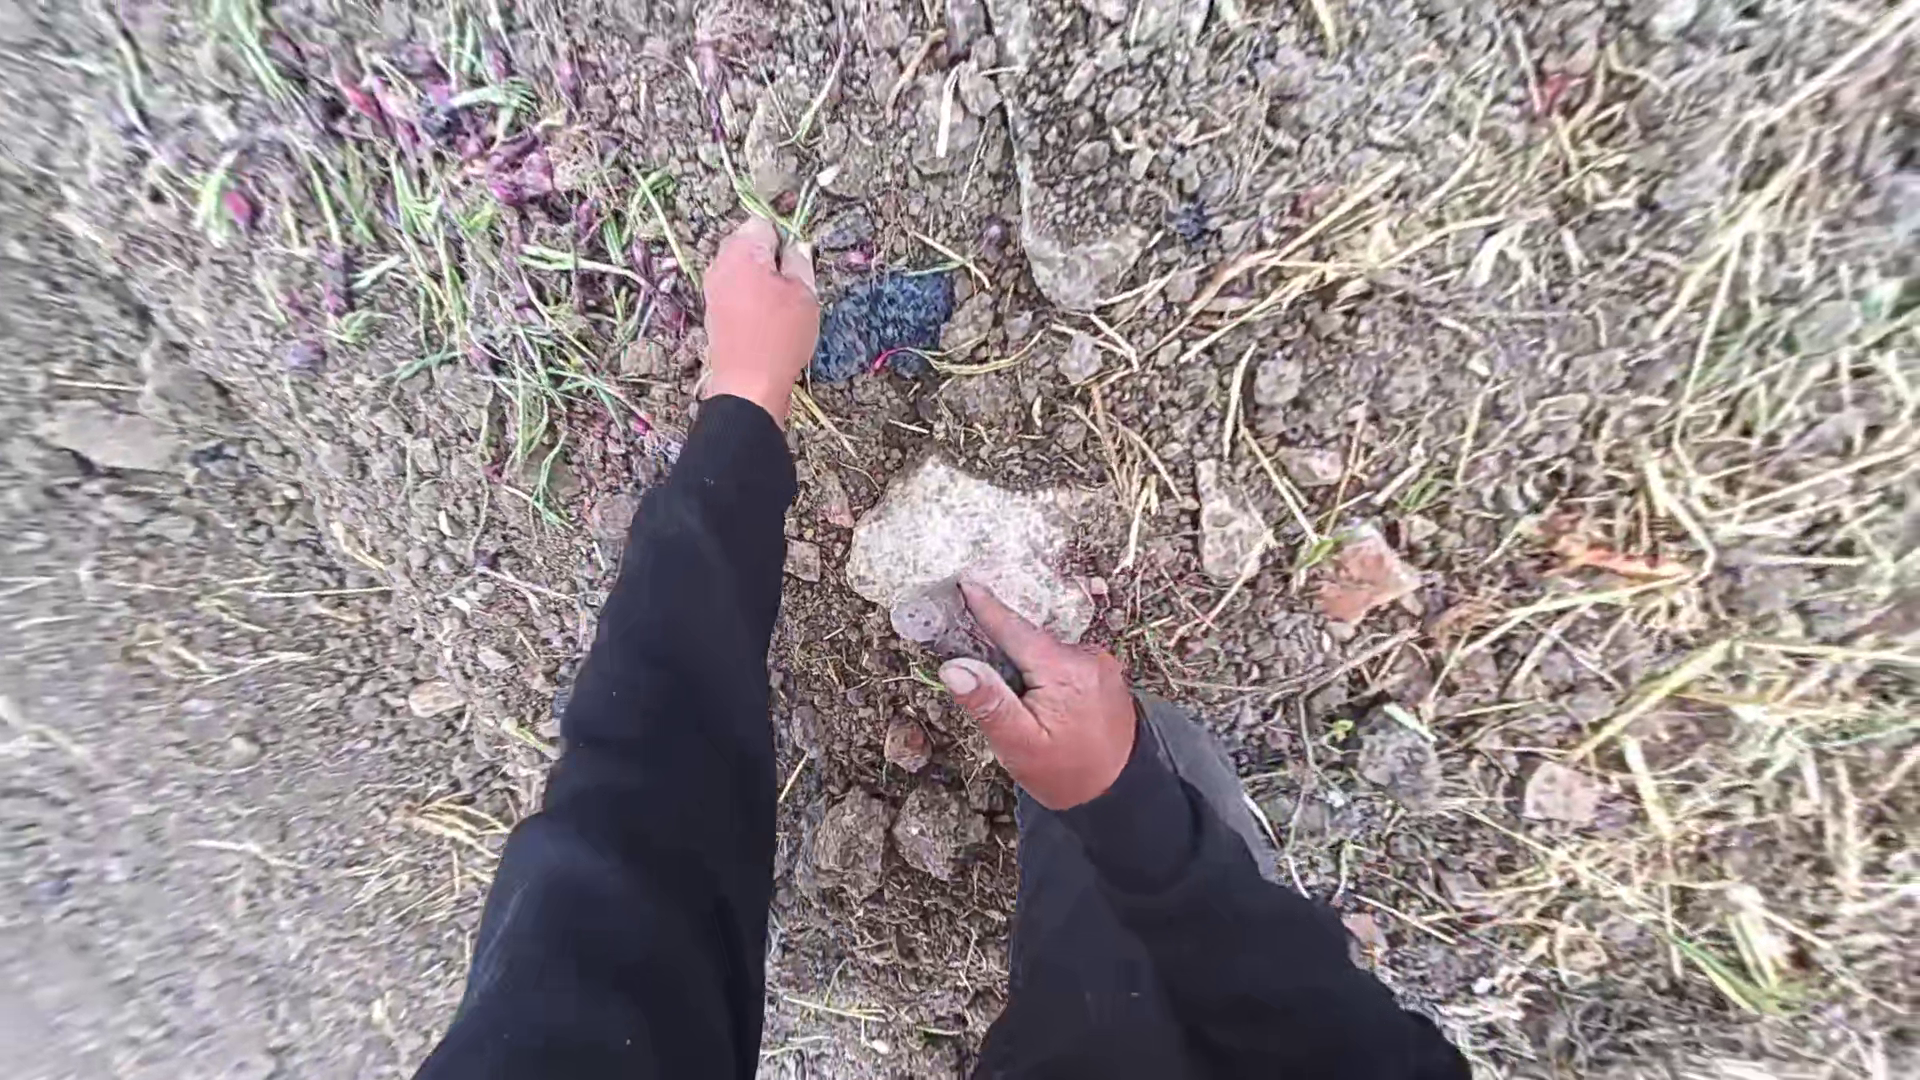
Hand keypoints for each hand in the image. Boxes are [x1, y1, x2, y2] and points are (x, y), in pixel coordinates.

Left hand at [701, 216, 818, 425]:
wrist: (749, 385)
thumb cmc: (779, 338)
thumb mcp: (805, 295)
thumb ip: (801, 263)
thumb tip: (797, 248)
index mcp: (742, 249)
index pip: (765, 224)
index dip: (787, 243)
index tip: (799, 269)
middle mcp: (720, 263)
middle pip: (751, 247)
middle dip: (773, 264)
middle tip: (794, 292)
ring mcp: (714, 289)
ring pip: (745, 274)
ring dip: (764, 286)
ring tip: (782, 314)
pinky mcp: (715, 314)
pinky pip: (738, 296)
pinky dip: (753, 305)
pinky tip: (767, 327)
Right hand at [937, 582, 1136, 809]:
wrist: (1123, 794)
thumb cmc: (1068, 775)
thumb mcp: (1020, 745)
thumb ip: (989, 703)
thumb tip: (954, 667)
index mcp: (1064, 670)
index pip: (1014, 629)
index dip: (986, 607)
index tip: (965, 582)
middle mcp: (1086, 656)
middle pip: (1029, 638)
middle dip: (1002, 644)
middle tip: (979, 661)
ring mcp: (1099, 661)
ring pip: (1045, 648)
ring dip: (1024, 660)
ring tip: (1017, 699)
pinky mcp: (1103, 670)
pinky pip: (1062, 658)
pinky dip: (1043, 667)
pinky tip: (1038, 696)